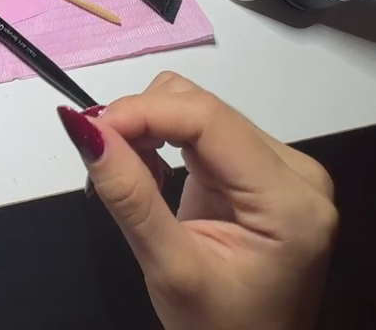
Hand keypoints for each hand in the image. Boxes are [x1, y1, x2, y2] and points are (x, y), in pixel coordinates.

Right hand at [58, 73, 337, 329]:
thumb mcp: (170, 269)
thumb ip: (129, 195)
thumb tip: (82, 125)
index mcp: (289, 201)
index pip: (207, 118)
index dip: (143, 110)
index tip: (91, 128)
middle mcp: (294, 172)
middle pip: (199, 107)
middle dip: (141, 122)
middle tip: (104, 163)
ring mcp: (278, 167)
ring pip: (192, 107)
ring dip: (147, 128)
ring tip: (130, 176)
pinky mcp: (256, 167)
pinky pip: (195, 126)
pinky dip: (158, 137)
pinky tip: (149, 173)